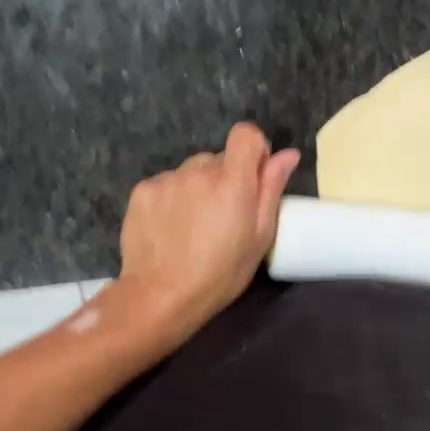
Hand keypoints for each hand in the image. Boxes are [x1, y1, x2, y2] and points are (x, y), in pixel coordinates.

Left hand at [116, 123, 299, 346]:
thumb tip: (288, 154)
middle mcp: (198, 170)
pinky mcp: (142, 191)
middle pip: (218, 158)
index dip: (254, 150)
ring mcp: (167, 179)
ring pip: (191, 171)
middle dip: (225, 178)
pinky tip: (171, 228)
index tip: (253, 177)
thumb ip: (272, 188)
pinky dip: (172, 198)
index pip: (246, 133)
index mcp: (232, 180)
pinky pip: (166, 183)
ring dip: (197, 188)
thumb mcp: (259, 236)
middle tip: (222, 217)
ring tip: (193, 226)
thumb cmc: (221, 273)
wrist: (160, 297)